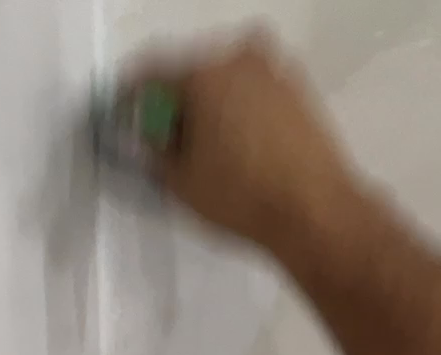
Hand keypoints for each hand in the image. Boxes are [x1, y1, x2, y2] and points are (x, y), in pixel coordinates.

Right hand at [130, 29, 361, 254]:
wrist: (315, 212)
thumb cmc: (241, 198)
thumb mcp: (180, 184)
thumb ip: (155, 153)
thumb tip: (152, 139)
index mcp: (203, 72)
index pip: (151, 74)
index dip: (132, 98)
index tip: (125, 117)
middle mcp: (240, 56)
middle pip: (192, 74)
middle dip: (176, 104)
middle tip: (167, 140)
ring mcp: (276, 70)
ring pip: (226, 83)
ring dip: (210, 108)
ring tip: (205, 150)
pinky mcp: (300, 90)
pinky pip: (253, 95)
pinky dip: (238, 113)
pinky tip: (237, 149)